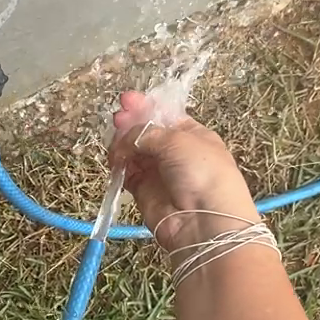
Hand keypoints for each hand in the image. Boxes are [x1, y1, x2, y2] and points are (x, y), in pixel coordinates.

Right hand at [110, 90, 257, 250]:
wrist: (204, 220)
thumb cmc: (201, 172)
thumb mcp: (178, 140)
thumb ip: (146, 133)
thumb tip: (125, 138)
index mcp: (190, 134)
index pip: (163, 114)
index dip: (144, 106)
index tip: (126, 99)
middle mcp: (173, 151)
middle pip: (144, 132)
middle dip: (129, 124)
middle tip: (117, 119)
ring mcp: (157, 171)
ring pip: (132, 151)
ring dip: (121, 144)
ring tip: (116, 146)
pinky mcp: (142, 189)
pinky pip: (126, 172)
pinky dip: (118, 165)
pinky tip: (115, 161)